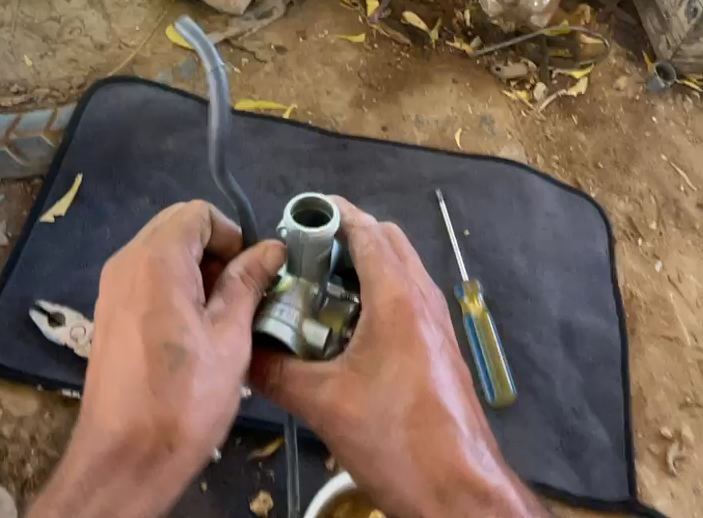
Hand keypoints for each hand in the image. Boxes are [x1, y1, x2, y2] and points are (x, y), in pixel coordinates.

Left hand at [26, 201, 285, 517]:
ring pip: (163, 250)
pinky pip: (147, 275)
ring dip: (196, 268)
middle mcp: (127, 261)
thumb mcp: (230, 336)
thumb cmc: (183, 398)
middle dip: (215, 249)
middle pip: (178, 225)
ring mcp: (112, 287)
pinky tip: (191, 330)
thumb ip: (248, 282)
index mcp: (157, 258)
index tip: (249, 274)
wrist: (123, 462)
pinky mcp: (109, 313)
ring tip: (219, 316)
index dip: (231, 234)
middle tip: (238, 294)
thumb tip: (272, 247)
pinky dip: (174, 285)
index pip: (199, 212)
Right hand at [250, 199, 549, 517]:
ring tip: (321, 283)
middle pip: (386, 238)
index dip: (332, 213)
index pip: (365, 229)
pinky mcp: (439, 341)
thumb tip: (243, 353)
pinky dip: (379, 287)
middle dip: (348, 233)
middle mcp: (422, 295)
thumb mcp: (325, 405)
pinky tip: (349, 324)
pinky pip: (408, 292)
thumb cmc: (395, 437)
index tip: (298, 214)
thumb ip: (278, 373)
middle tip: (306, 251)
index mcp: (397, 295)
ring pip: (400, 264)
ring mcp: (436, 318)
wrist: (459, 490)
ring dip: (365, 261)